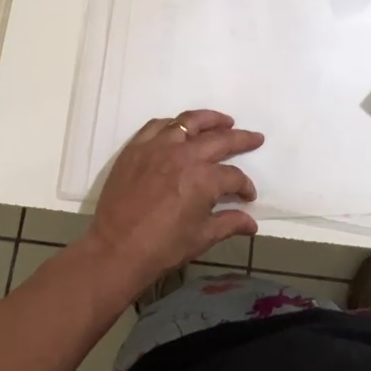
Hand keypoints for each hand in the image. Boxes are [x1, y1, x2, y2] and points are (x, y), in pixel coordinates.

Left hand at [82, 110, 263, 289]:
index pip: (233, 176)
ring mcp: (158, 147)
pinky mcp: (136, 147)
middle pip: (220, 139)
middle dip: (241, 139)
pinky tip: (181, 128)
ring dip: (211, 119)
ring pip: (189, 122)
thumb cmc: (163, 248)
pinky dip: (174, 124)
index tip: (248, 195)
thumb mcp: (202, 238)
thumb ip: (229, 224)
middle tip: (255, 137)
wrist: (115, 250)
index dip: (245, 186)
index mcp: (204, 179)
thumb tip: (252, 223)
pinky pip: (158, 125)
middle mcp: (184, 155)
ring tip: (224, 121)